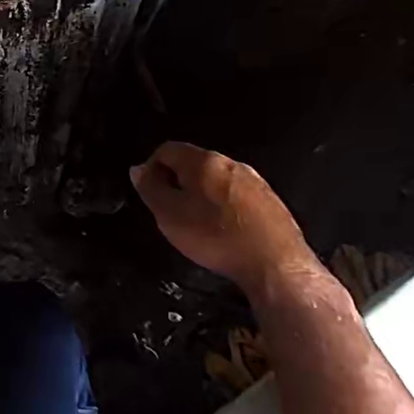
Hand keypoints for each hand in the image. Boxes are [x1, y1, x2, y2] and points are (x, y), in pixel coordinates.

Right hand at [130, 142, 330, 301]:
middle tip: (171, 211)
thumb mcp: (169, 216)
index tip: (150, 192)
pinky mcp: (271, 201)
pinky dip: (224, 207)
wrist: (275, 264)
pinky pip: (237, 196)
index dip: (151, 167)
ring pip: (217, 180)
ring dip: (202, 195)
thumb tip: (139, 169)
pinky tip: (225, 232)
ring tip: (198, 224)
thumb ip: (151, 189)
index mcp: (203, 160)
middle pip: (194, 163)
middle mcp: (230, 162)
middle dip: (178, 182)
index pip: (167, 149)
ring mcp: (255, 181)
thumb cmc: (215, 237)